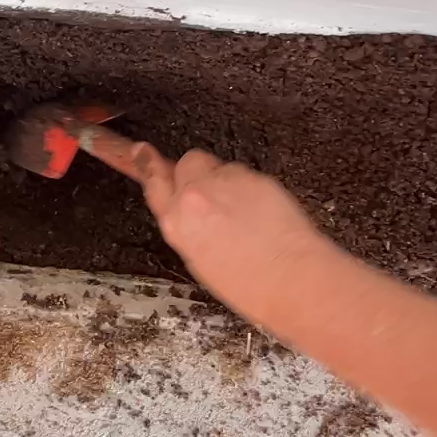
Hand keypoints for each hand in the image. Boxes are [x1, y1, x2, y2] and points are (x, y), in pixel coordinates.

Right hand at [134, 143, 345, 313]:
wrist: (294, 281)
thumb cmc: (251, 285)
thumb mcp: (199, 260)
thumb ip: (186, 226)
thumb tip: (188, 212)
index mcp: (175, 222)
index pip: (153, 181)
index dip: (147, 163)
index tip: (142, 151)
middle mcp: (195, 196)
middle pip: (187, 163)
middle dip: (197, 174)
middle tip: (213, 196)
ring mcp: (226, 183)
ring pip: (218, 167)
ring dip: (226, 182)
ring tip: (244, 214)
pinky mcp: (255, 177)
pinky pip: (246, 175)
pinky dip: (251, 189)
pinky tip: (261, 213)